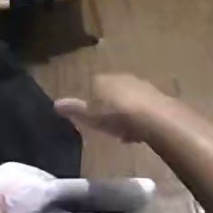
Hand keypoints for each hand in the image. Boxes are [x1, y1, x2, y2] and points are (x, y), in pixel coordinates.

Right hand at [55, 74, 171, 143]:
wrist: (152, 117)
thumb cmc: (115, 116)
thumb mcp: (90, 116)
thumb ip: (74, 110)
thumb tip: (55, 104)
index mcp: (103, 80)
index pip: (93, 87)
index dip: (93, 104)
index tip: (94, 119)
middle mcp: (121, 78)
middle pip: (112, 93)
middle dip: (111, 109)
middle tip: (110, 128)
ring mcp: (141, 85)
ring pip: (129, 100)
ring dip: (126, 115)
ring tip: (125, 135)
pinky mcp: (157, 95)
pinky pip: (144, 107)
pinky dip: (140, 118)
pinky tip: (140, 133)